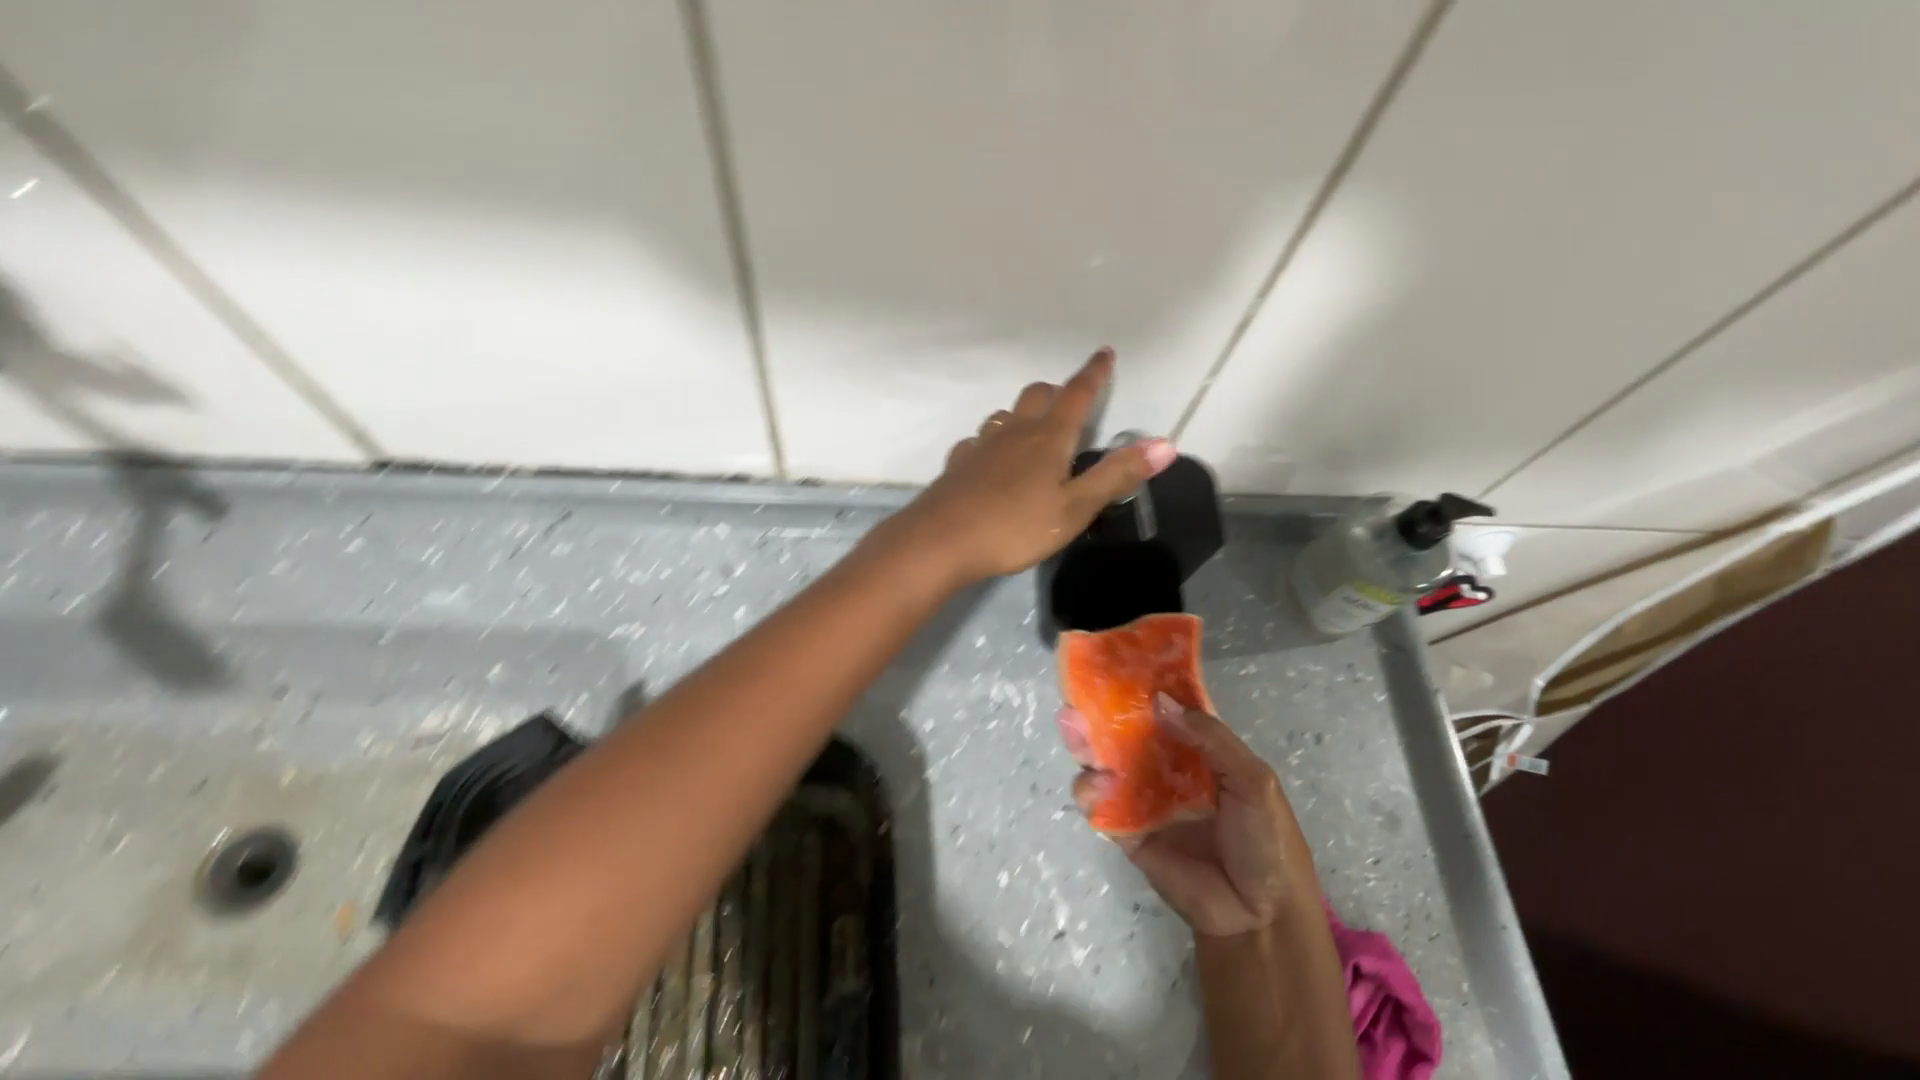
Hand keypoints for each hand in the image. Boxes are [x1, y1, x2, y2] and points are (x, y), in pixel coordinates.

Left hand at [879, 347, 1176, 585]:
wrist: (940, 541)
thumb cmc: (1015, 527)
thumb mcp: (1075, 508)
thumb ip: (1117, 475)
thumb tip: (1166, 443)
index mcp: (1049, 438)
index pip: (1077, 395)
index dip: (1094, 374)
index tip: (1104, 353)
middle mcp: (1014, 431)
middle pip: (1036, 395)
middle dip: (1057, 391)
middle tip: (1071, 400)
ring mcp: (981, 446)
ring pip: (1005, 415)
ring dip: (1023, 414)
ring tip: (1033, 429)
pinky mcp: (958, 465)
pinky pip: (979, 441)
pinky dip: (993, 442)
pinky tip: (991, 459)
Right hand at [1061, 694, 1305, 937]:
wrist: (1261, 911)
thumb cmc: (1266, 838)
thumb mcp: (1253, 780)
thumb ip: (1211, 739)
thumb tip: (1161, 702)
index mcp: (1197, 752)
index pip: (1163, 714)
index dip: (1140, 692)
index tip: (1114, 669)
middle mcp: (1165, 770)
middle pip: (1125, 737)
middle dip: (1098, 717)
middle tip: (1077, 702)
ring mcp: (1144, 801)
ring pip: (1105, 767)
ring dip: (1086, 747)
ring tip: (1075, 732)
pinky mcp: (1129, 834)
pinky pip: (1101, 808)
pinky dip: (1090, 793)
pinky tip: (1095, 784)